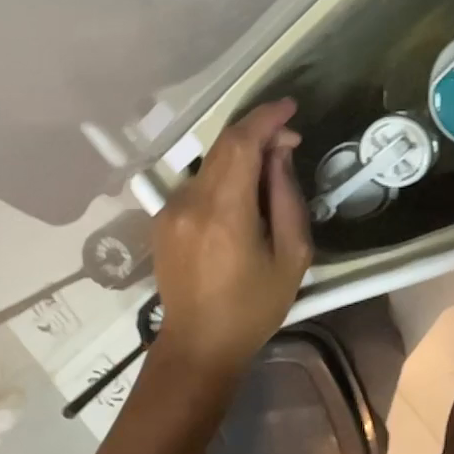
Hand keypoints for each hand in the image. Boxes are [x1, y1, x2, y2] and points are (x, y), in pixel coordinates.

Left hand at [151, 99, 313, 373]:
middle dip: (258, 132)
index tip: (290, 108)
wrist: (198, 345)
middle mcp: (189, 202)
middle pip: (223, 146)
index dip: (266, 118)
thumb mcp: (291, 257)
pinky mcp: (162, 219)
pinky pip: (199, 183)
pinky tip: (243, 195)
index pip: (240, 143)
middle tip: (290, 139)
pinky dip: (223, 176)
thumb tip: (279, 153)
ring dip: (241, 155)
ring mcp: (170, 210)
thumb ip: (287, 197)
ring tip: (271, 171)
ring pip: (210, 163)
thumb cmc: (253, 307)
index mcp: (224, 213)